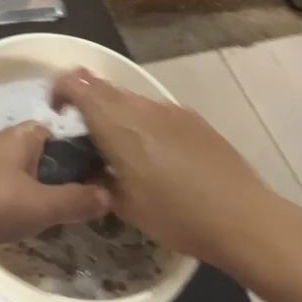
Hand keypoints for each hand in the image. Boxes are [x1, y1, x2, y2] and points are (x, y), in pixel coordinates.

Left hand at [0, 122, 111, 262]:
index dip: (76, 151)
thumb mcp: (41, 205)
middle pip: (37, 154)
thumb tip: (109, 194)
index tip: (96, 175)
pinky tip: (15, 224)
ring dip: (32, 192)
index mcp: (20, 137)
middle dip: (56, 176)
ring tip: (51, 218)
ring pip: (16, 174)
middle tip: (78, 204)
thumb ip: (76, 201)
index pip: (56, 132)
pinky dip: (10, 204)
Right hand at [52, 68, 297, 265]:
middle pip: (100, 86)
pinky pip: (155, 111)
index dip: (59, 90)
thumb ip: (99, 178)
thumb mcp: (125, 205)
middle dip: (85, 101)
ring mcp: (167, 109)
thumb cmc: (176, 215)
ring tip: (121, 149)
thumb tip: (89, 168)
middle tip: (84, 133)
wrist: (244, 219)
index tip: (57, 113)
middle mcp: (138, 106)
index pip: (75, 83)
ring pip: (128, 98)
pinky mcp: (192, 118)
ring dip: (115, 113)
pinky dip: (143, 123)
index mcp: (115, 122)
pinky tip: (157, 156)